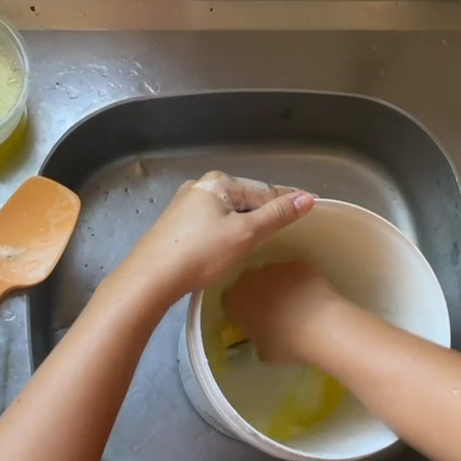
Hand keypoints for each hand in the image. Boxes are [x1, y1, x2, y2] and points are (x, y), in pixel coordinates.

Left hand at [120, 172, 314, 299]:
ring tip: (264, 238)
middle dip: (266, 210)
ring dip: (247, 222)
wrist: (151, 278)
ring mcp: (185, 205)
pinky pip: (212, 223)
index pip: (264, 190)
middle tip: (289, 226)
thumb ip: (277, 215)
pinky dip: (228, 231)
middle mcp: (200, 186)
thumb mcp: (245, 234)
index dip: (287, 201)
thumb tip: (307, 197)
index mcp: (218, 182)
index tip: (310, 207)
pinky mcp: (176, 225)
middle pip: (245, 198)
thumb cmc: (202, 253)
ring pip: (228, 211)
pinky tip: (232, 246)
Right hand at [222, 261, 350, 364]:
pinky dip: (299, 280)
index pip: (228, 301)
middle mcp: (249, 278)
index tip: (247, 319)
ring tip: (293, 303)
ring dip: (277, 284)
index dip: (238, 309)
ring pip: (271, 274)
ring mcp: (274, 267)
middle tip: (269, 310)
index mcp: (234, 300)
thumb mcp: (262, 351)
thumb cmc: (285, 344)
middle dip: (255, 293)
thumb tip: (261, 335)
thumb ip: (256, 338)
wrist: (319, 326)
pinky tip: (309, 294)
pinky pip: (294, 271)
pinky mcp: (298, 263)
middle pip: (248, 282)